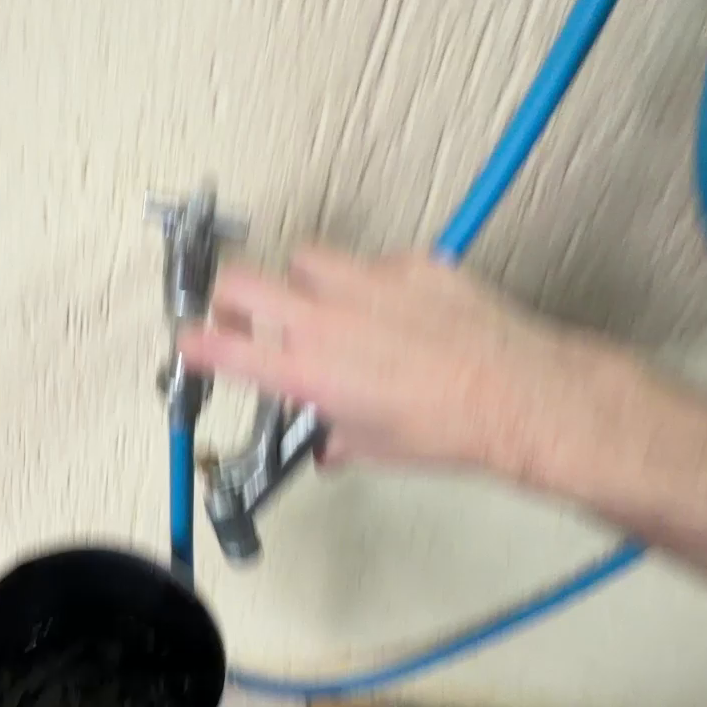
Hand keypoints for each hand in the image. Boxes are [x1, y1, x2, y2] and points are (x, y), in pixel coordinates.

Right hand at [177, 248, 625, 484]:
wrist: (518, 396)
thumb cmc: (446, 429)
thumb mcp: (372, 448)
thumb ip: (333, 438)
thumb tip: (327, 444)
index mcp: (308, 371)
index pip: (223, 349)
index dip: (194, 344)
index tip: (188, 343)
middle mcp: (326, 321)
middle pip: (242, 280)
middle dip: (231, 298)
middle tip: (243, 316)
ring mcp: (367, 284)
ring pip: (303, 258)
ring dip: (299, 282)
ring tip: (322, 306)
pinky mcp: (410, 265)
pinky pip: (369, 262)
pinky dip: (368, 282)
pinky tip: (392, 308)